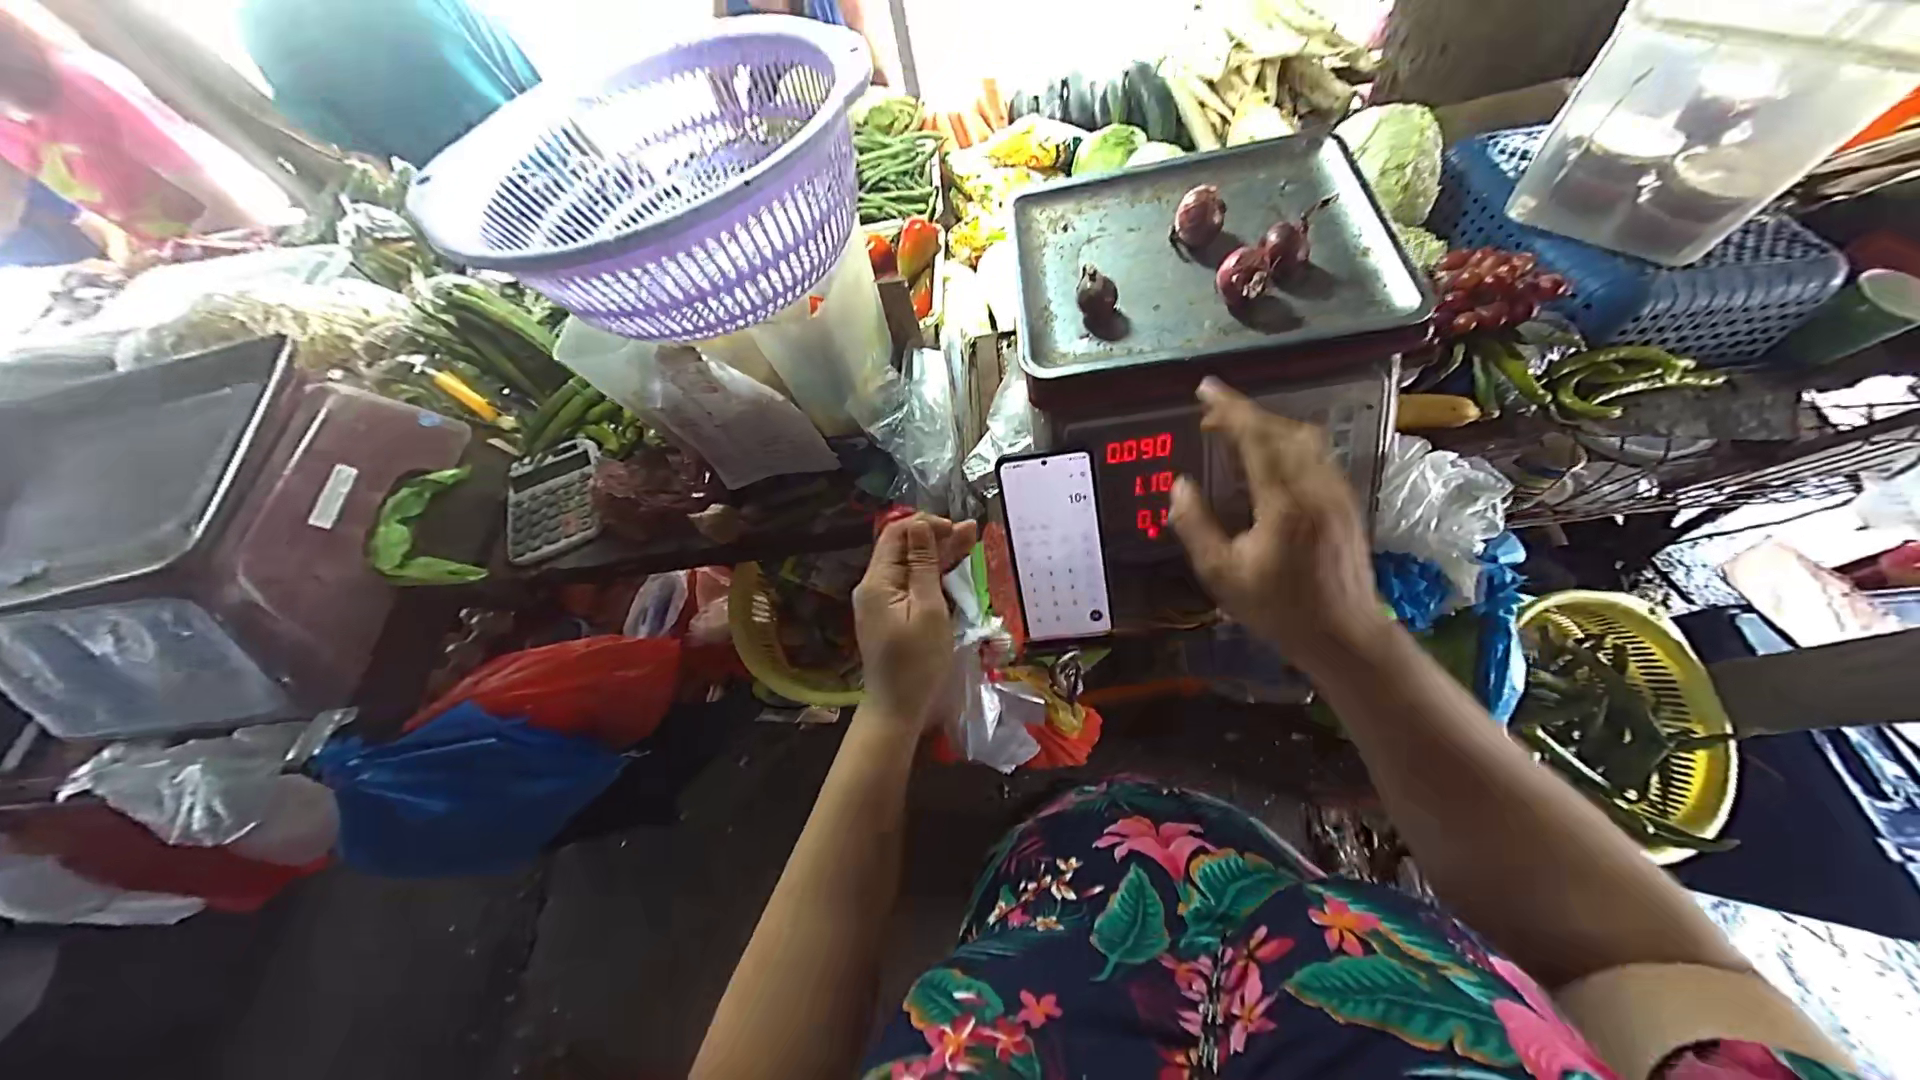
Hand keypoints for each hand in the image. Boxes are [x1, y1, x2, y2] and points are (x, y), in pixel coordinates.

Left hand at [852, 514, 978, 729]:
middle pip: (903, 549)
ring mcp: (881, 602)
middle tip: (972, 533)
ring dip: (938, 555)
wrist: (898, 709)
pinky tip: (954, 570)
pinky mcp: (891, 615)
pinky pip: (910, 585)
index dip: (927, 525)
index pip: (897, 534)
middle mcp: (874, 586)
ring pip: (909, 566)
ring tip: (970, 543)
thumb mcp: (928, 610)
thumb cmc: (917, 662)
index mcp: (877, 582)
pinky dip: (932, 576)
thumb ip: (925, 565)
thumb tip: (920, 526)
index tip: (957, 530)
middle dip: (937, 538)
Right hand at [1168, 377, 1388, 670]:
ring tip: (1234, 429)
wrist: (1343, 634)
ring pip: (1304, 439)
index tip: (1205, 390)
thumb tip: (1179, 486)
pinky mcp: (1344, 502)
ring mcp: (1336, 492)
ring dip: (1268, 425)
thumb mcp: (1222, 574)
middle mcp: (1316, 487)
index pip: (1256, 438)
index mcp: (1284, 502)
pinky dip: (1286, 442)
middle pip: (1283, 430)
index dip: (1229, 409)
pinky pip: (1315, 454)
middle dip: (1246, 413)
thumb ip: (1195, 526)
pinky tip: (1268, 455)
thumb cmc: (1278, 608)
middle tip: (1210, 413)